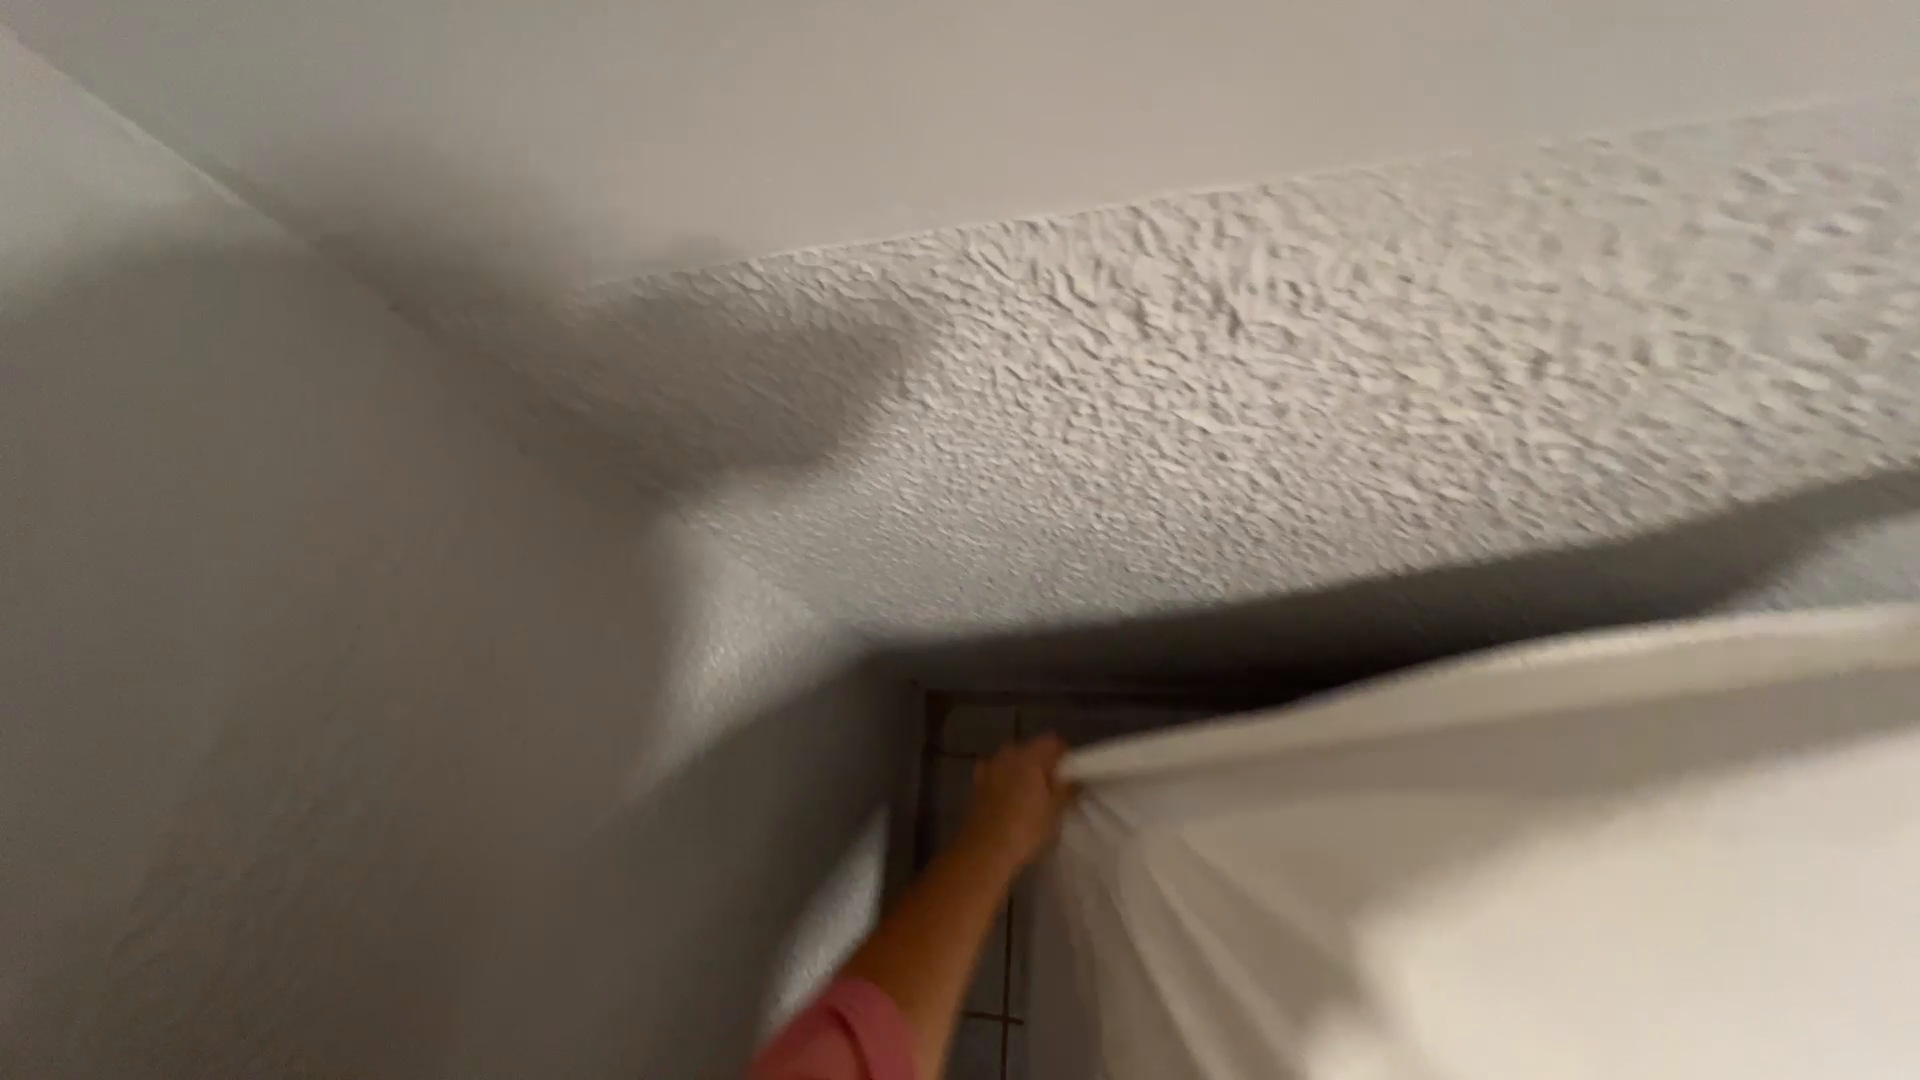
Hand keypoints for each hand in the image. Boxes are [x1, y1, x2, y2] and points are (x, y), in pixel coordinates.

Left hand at [960, 735, 1074, 868]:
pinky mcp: (976, 786)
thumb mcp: (1055, 810)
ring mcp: (988, 769)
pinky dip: (1005, 784)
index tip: (1072, 771)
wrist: (985, 851)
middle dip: (1041, 763)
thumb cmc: (1026, 828)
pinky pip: (996, 776)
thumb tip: (1075, 780)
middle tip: (1054, 784)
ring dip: (1021, 772)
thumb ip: (1066, 789)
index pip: (1051, 741)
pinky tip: (1011, 803)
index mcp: (1028, 756)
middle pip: (1029, 750)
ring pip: (1010, 762)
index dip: (1064, 753)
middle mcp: (1006, 755)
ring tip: (1032, 795)